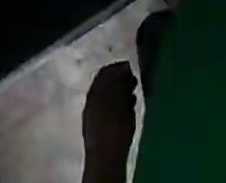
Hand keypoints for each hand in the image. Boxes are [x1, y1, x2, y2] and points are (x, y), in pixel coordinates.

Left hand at [81, 61, 136, 182]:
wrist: (106, 158)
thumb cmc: (114, 126)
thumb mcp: (120, 99)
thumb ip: (121, 82)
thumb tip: (125, 69)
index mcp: (94, 92)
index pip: (105, 71)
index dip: (118, 66)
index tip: (131, 66)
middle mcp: (91, 101)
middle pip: (106, 83)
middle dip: (120, 79)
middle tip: (134, 79)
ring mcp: (94, 115)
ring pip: (109, 96)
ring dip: (121, 91)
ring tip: (134, 92)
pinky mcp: (100, 127)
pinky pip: (110, 108)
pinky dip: (120, 103)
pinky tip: (130, 106)